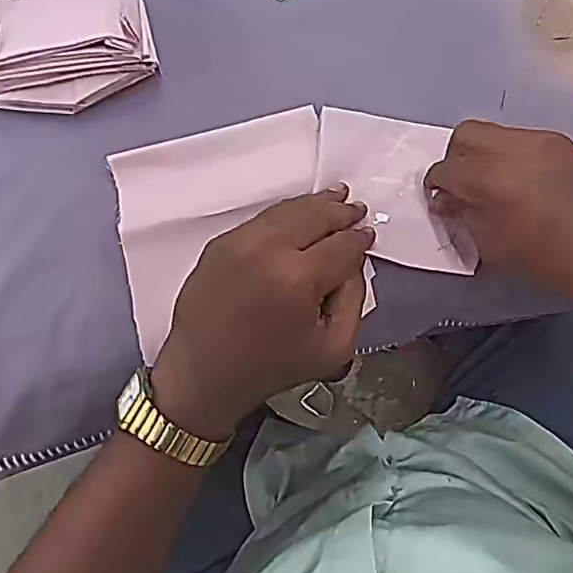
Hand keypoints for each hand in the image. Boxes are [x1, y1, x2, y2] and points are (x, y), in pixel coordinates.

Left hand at [149, 186, 374, 441]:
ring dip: (315, 204)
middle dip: (340, 212)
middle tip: (356, 209)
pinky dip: (286, 214)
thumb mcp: (335, 348)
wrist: (205, 374)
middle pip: (315, 216)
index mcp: (297, 279)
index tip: (368, 235)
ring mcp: (239, 243)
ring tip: (335, 198)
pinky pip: (262, 219)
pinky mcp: (220, 244)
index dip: (359, 238)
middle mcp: (267, 251)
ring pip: (287, 211)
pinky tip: (299, 214)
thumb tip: (353, 263)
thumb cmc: (272, 366)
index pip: (342, 245)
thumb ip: (354, 299)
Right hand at [424, 121, 572, 351]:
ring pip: (493, 132)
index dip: (436, 188)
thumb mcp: (499, 250)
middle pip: (465, 134)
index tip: (440, 204)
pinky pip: (519, 138)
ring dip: (480, 154)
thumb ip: (466, 219)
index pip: (446, 169)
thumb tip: (448, 201)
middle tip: (461, 189)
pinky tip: (518, 183)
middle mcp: (516, 148)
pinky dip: (506, 154)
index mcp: (496, 179)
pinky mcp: (562, 143)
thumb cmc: (558, 263)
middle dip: (454, 159)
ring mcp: (543, 140)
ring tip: (490, 185)